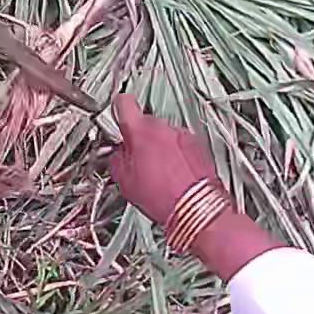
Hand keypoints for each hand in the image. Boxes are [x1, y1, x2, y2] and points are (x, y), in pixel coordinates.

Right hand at [106, 94, 284, 279]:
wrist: (197, 210)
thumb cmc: (164, 197)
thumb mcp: (124, 180)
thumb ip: (117, 157)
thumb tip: (118, 152)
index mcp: (141, 131)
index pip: (124, 104)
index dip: (117, 109)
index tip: (115, 114)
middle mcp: (164, 128)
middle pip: (145, 122)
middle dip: (139, 138)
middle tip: (135, 160)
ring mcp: (183, 135)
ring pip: (163, 133)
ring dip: (157, 147)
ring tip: (155, 171)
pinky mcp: (198, 145)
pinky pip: (179, 143)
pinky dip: (174, 154)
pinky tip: (170, 174)